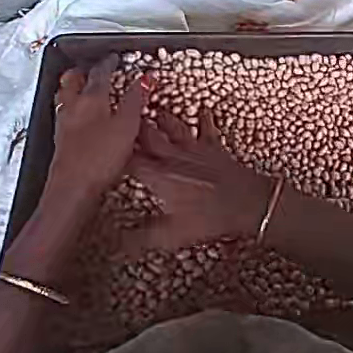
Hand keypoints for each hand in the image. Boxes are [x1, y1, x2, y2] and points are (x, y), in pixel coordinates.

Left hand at [47, 55, 147, 202]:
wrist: (72, 189)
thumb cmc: (99, 157)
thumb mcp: (127, 125)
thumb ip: (135, 100)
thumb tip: (145, 79)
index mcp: (91, 99)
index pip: (99, 73)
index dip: (108, 63)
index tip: (114, 58)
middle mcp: (73, 107)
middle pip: (72, 79)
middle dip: (83, 70)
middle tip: (93, 68)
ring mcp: (64, 124)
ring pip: (65, 95)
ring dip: (73, 87)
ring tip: (83, 86)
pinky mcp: (61, 141)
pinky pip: (64, 114)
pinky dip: (72, 107)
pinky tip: (79, 117)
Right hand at [124, 109, 275, 252]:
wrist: (248, 203)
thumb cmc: (212, 217)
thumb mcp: (172, 235)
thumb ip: (142, 237)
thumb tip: (117, 244)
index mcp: (160, 176)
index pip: (130, 160)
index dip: (116, 153)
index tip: (103, 148)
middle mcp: (176, 158)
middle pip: (149, 136)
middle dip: (135, 127)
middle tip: (124, 116)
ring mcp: (196, 150)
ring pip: (174, 128)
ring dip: (162, 118)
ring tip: (152, 108)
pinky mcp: (215, 149)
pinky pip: (207, 129)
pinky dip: (204, 119)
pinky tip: (203, 109)